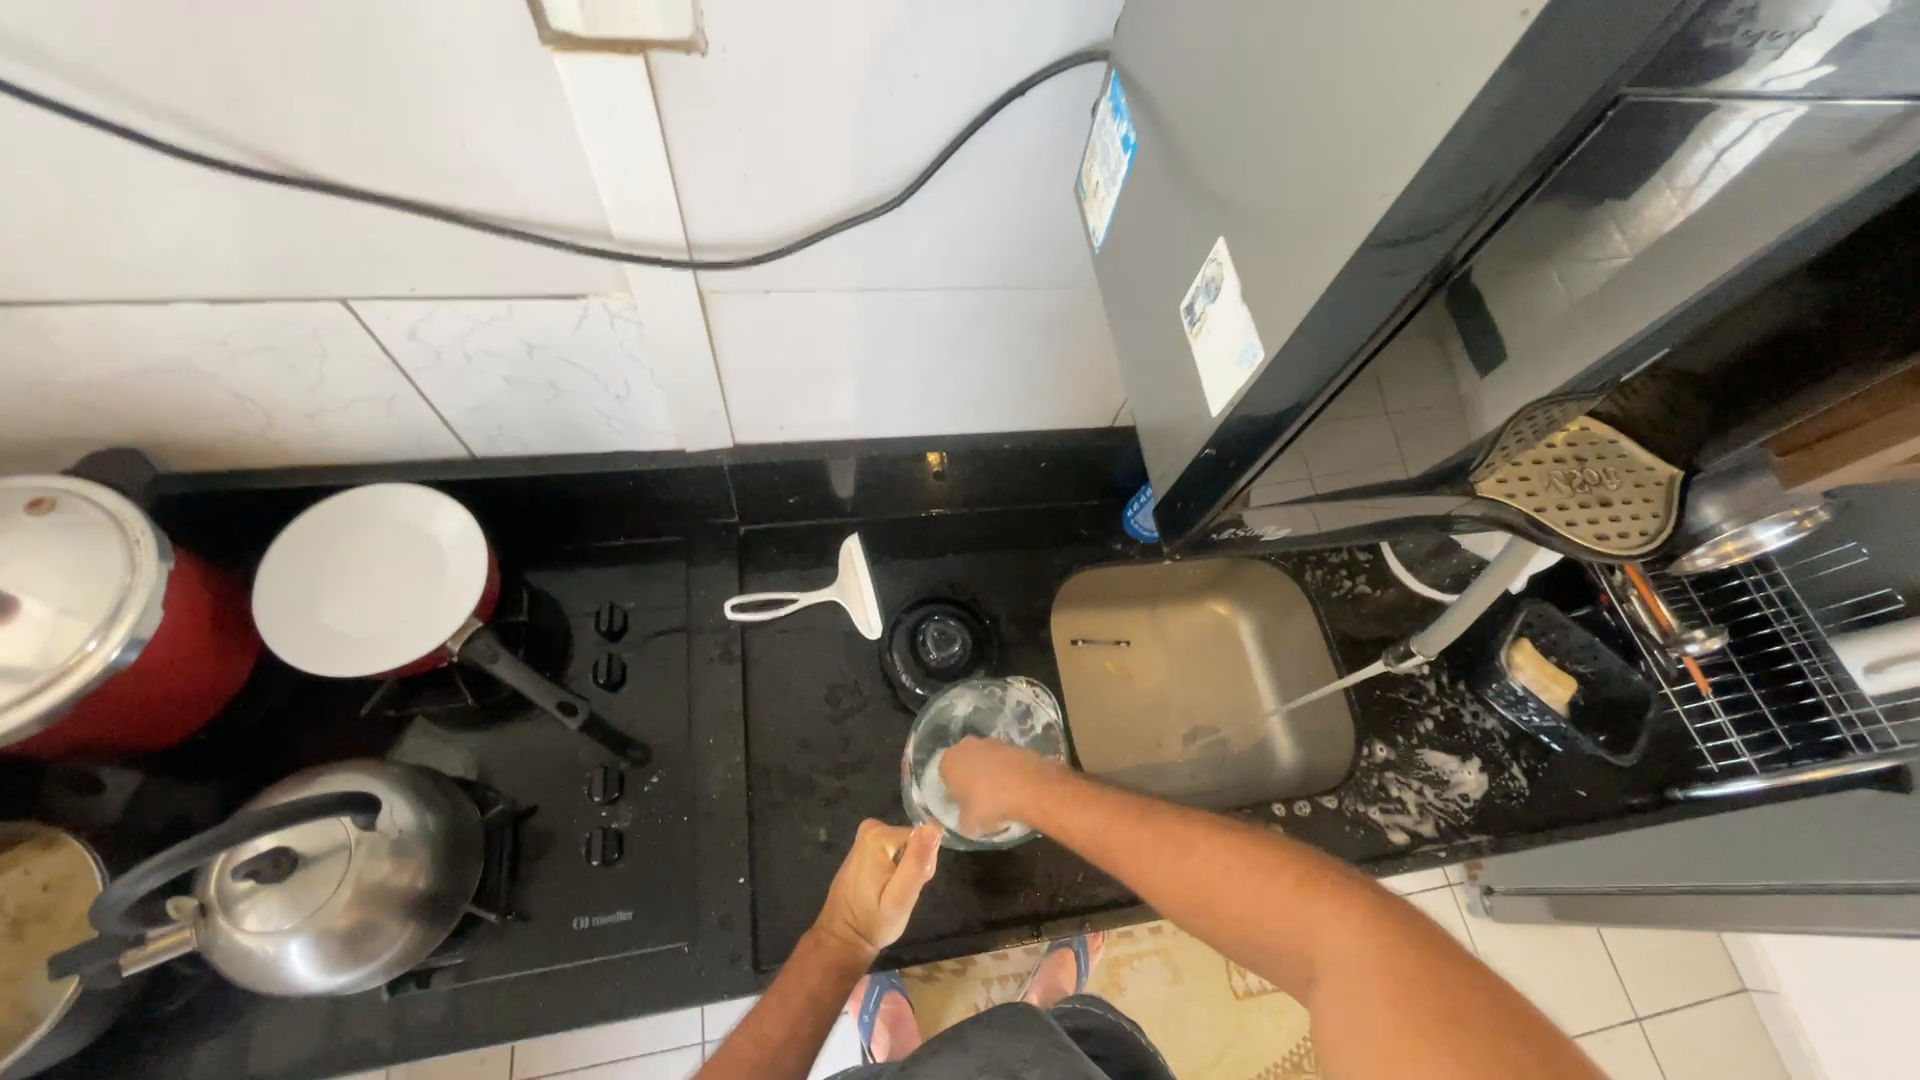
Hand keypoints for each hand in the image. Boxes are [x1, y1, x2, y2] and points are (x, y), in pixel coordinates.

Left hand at [811, 821, 939, 962]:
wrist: (842, 938)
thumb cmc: (873, 921)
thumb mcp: (901, 898)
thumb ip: (917, 862)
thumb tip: (933, 827)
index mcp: (879, 835)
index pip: (923, 840)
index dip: (922, 866)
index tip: (911, 887)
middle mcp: (870, 829)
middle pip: (913, 841)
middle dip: (913, 868)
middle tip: (901, 894)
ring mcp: (864, 837)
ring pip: (904, 847)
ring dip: (904, 871)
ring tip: (892, 894)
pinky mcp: (862, 848)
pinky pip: (892, 851)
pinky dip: (893, 870)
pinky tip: (883, 888)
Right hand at [939, 736, 1058, 837]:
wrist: (1028, 787)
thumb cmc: (990, 804)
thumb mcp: (969, 824)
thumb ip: (962, 819)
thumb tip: (965, 819)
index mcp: (948, 762)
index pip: (945, 775)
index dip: (954, 790)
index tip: (964, 802)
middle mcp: (966, 746)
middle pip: (965, 762)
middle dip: (971, 776)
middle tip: (981, 797)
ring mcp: (990, 741)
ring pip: (985, 758)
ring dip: (990, 771)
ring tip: (1002, 793)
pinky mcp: (1011, 743)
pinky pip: (1004, 758)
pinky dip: (1007, 769)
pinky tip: (1015, 785)